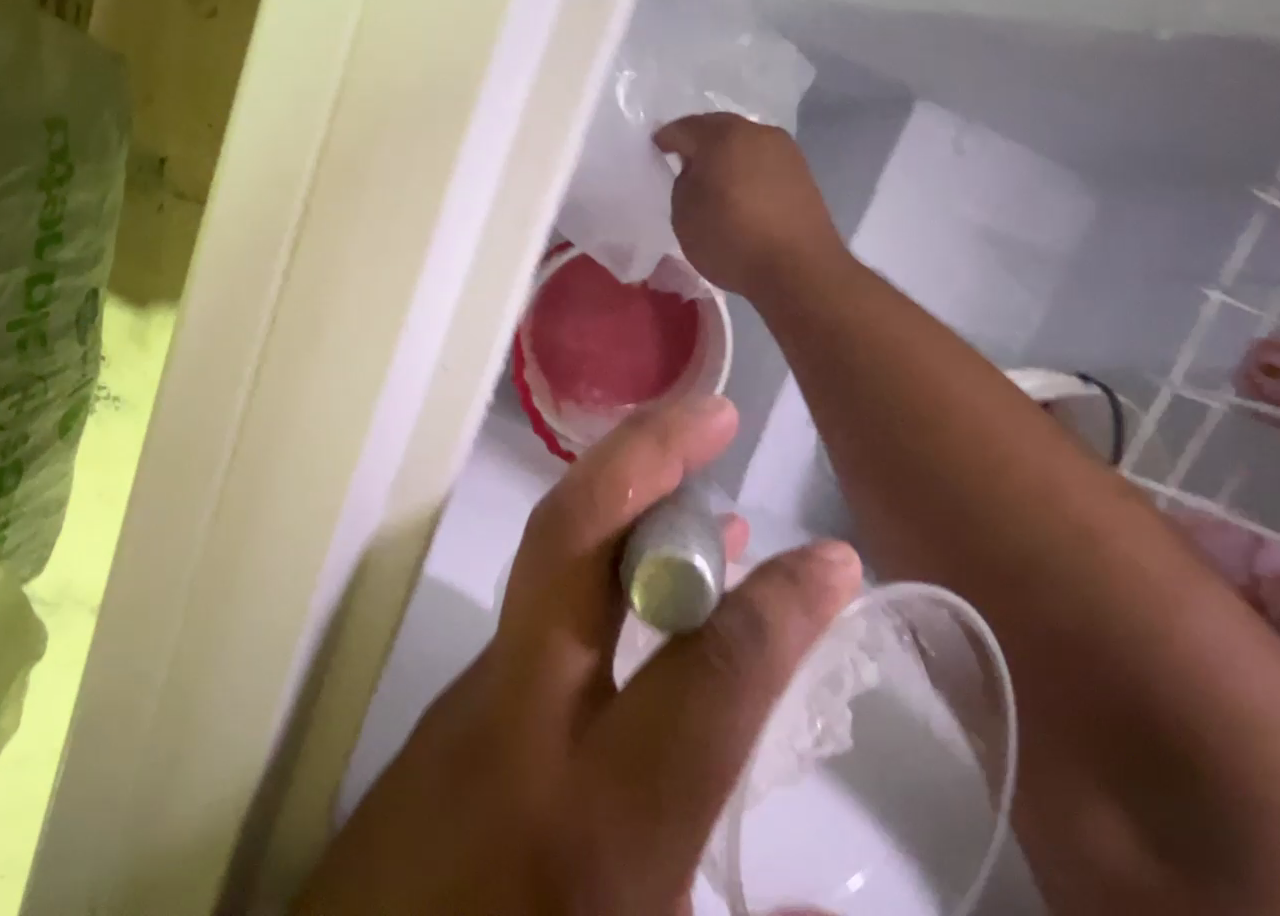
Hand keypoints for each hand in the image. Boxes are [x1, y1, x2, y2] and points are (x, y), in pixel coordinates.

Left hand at [295, 395, 862, 914]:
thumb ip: (736, 903)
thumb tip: (824, 899)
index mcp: (603, 812)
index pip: (710, 670)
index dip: (782, 606)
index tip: (834, 559)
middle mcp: (524, 730)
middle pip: (570, 546)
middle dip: (644, 459)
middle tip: (714, 412)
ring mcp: (468, 705)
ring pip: (547, 571)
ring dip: (622, 510)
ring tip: (699, 496)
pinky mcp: (446, 713)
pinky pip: (534, 619)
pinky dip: (594, 584)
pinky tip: (637, 611)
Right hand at [655, 114, 842, 297]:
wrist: (797, 268)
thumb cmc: (731, 240)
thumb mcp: (684, 215)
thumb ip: (683, 183)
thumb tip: (697, 171)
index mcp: (722, 136)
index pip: (684, 128)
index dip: (667, 139)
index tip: (657, 150)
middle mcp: (756, 132)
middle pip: (719, 129)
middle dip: (699, 141)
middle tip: (684, 160)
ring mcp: (785, 150)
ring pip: (744, 143)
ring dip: (727, 155)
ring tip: (714, 178)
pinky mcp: (802, 172)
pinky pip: (763, 162)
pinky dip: (748, 171)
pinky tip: (742, 191)